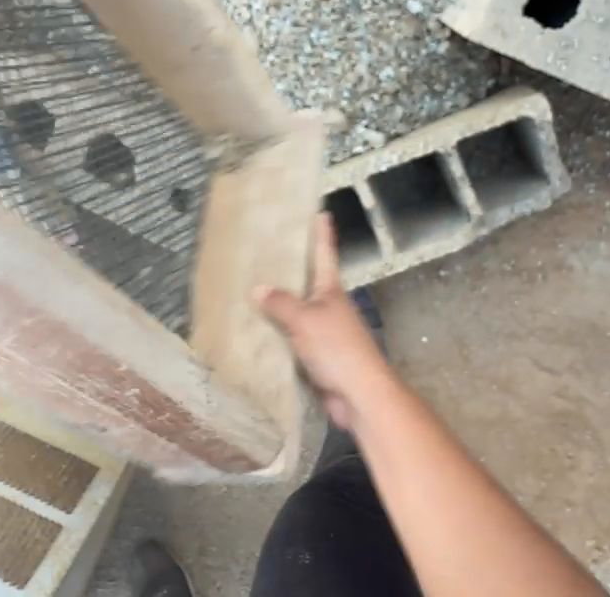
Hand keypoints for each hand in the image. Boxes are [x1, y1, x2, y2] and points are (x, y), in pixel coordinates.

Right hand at [254, 215, 396, 431]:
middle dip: (291, 270)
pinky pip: (291, 340)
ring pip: (296, 313)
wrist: (359, 395)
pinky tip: (255, 334)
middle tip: (267, 253)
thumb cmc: (337, 348)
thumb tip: (258, 288)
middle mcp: (329, 307)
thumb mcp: (305, 319)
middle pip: (307, 283)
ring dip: (278, 306)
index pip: (325, 254)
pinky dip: (276, 335)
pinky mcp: (316, 357)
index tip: (322, 213)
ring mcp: (323, 333)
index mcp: (331, 290)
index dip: (323, 234)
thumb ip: (281, 303)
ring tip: (250, 292)